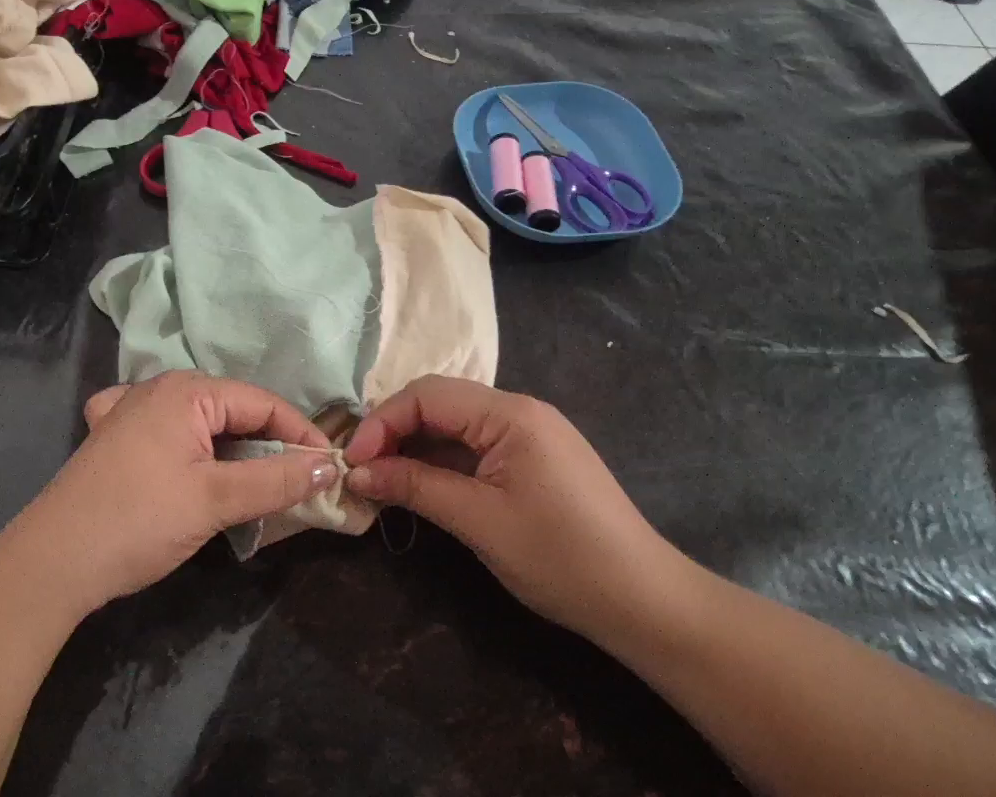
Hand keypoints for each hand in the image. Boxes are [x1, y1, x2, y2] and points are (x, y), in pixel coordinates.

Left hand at [3, 372, 336, 612]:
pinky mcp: (113, 440)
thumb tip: (329, 466)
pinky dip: (193, 450)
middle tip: (301, 483)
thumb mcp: (215, 500)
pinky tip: (194, 466)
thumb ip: (276, 480)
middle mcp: (158, 390)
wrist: (52, 563)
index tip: (332, 470)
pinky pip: (169, 434)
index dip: (302, 434)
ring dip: (235, 453)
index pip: (263, 402)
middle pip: (234, 411)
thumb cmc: (138, 521)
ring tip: (262, 486)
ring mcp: (130, 412)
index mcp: (185, 391)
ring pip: (203, 425)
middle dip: (270, 445)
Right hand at [343, 376, 693, 644]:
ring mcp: (530, 435)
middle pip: (440, 403)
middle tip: (361, 471)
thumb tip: (356, 473)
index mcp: (511, 413)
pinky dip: (441, 463)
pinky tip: (420, 486)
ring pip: (455, 426)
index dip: (382, 423)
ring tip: (381, 482)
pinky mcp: (534, 460)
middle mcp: (520, 411)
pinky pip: (475, 447)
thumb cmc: (560, 556)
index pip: (428, 395)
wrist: (643, 600)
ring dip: (415, 448)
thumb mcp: (479, 520)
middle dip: (394, 431)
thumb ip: (415, 486)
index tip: (352, 463)